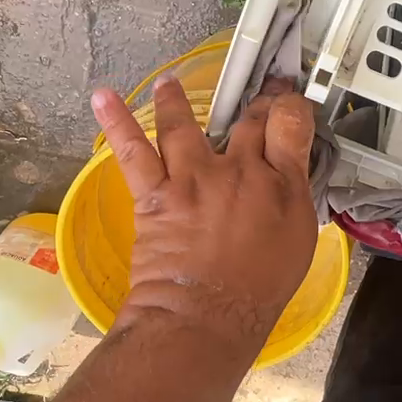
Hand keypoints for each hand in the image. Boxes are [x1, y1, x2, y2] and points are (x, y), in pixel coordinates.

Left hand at [91, 77, 318, 355]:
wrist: (206, 316)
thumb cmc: (259, 288)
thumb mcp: (298, 238)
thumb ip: (295, 196)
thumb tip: (289, 174)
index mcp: (280, 183)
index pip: (290, 124)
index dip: (290, 105)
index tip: (288, 100)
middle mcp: (239, 170)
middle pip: (247, 119)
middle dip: (256, 100)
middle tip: (258, 88)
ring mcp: (194, 177)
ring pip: (185, 125)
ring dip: (177, 101)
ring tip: (169, 85)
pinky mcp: (156, 193)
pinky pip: (132, 151)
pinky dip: (116, 122)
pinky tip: (103, 96)